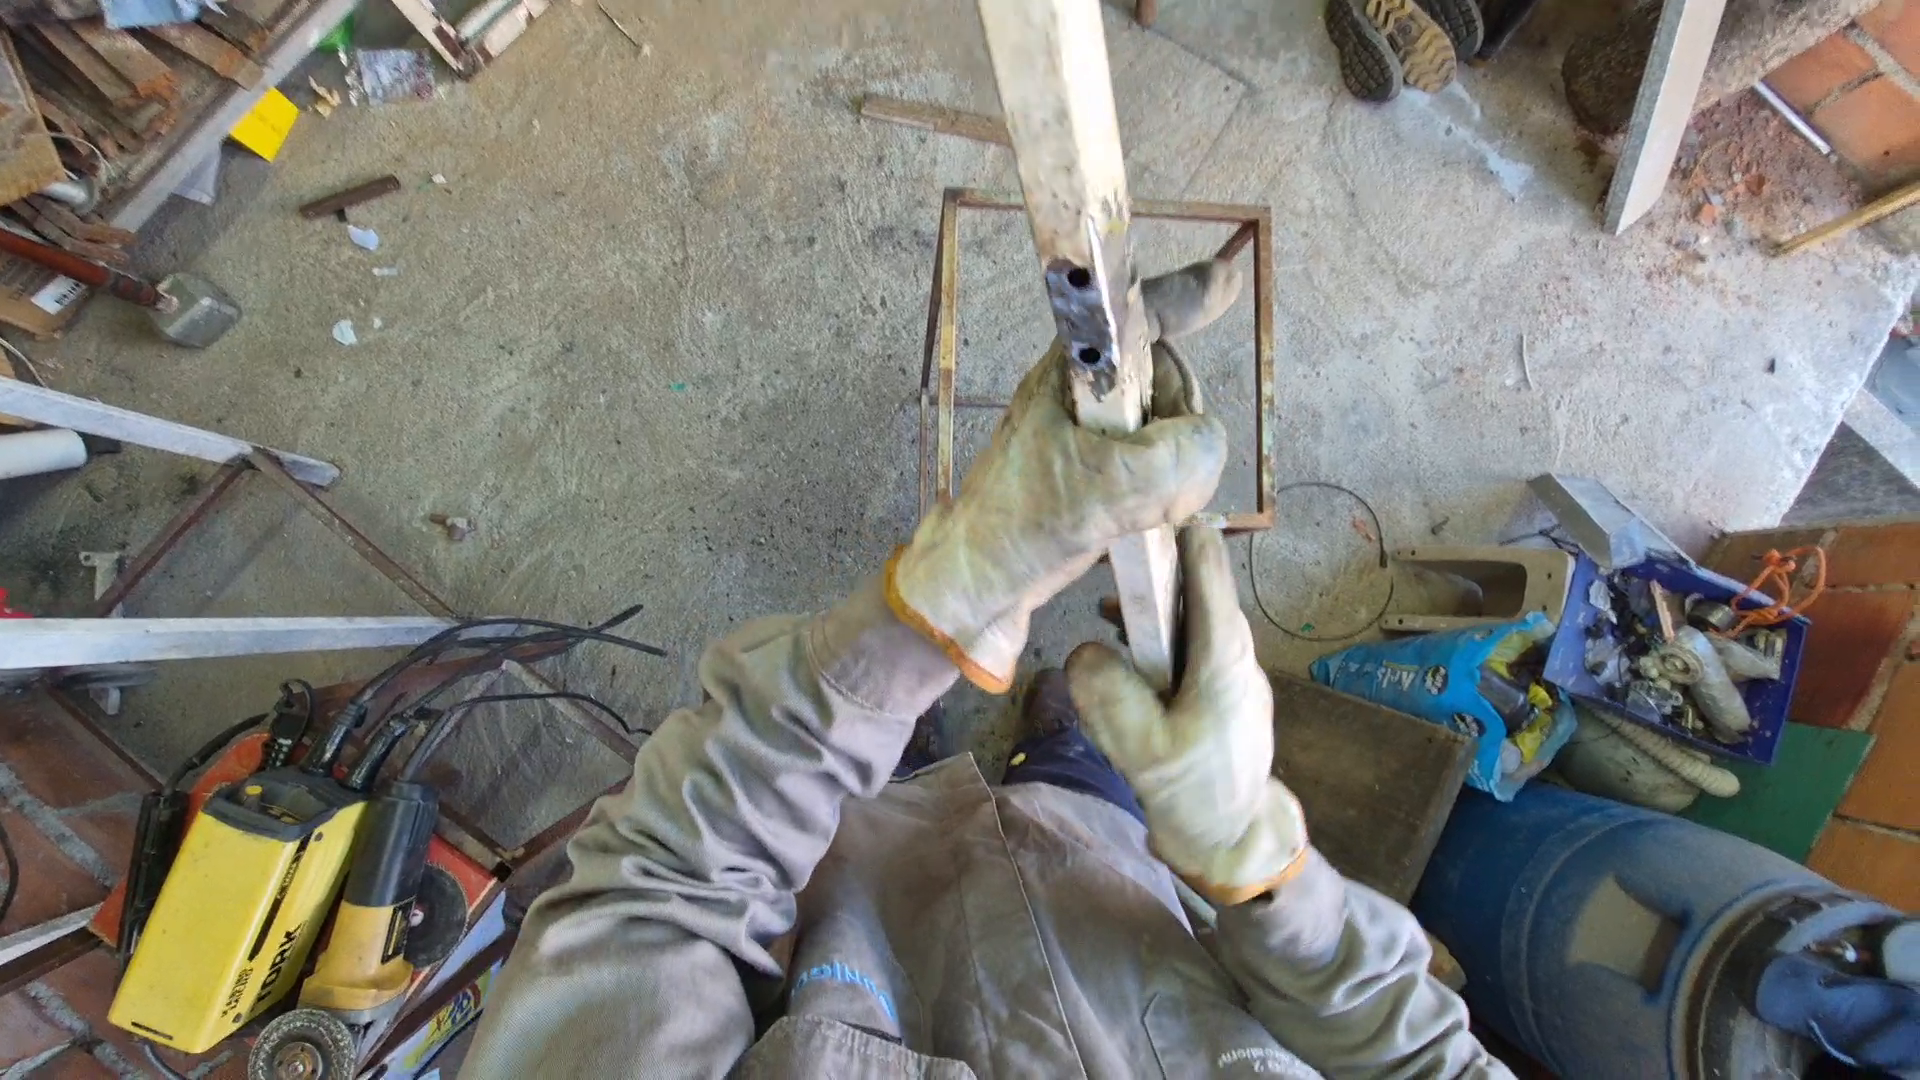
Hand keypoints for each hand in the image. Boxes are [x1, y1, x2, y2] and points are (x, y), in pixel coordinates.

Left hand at [886, 259, 1239, 692]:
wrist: (982, 577)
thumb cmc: (1027, 522)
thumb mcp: (1112, 486)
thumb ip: (1182, 457)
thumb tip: (1206, 447)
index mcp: (1072, 369)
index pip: (1136, 313)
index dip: (1183, 296)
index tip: (1225, 282)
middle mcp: (1082, 390)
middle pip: (1166, 377)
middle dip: (1180, 422)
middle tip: (1152, 478)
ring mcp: (1089, 430)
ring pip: (1165, 425)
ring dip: (1172, 465)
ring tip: (1135, 506)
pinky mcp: (1095, 466)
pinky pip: (1153, 459)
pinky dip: (1163, 484)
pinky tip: (1143, 514)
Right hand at [1066, 526, 1308, 905]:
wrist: (1237, 841)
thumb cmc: (1193, 793)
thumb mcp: (1139, 747)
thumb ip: (1106, 691)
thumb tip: (1087, 648)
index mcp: (1223, 657)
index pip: (1207, 573)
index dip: (1179, 533)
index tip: (1146, 505)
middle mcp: (1235, 653)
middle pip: (1200, 587)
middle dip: (1158, 565)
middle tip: (1114, 553)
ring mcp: (1234, 671)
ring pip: (1195, 615)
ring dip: (1156, 603)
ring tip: (1113, 605)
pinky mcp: (1223, 689)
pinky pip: (1193, 642)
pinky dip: (1162, 632)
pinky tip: (1130, 648)